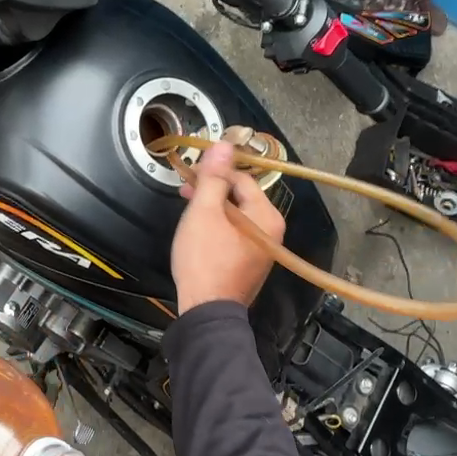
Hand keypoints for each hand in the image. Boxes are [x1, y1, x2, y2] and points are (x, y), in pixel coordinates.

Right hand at [170, 141, 284, 312]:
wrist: (206, 310)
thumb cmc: (204, 260)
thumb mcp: (204, 212)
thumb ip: (213, 178)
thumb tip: (225, 145)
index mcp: (267, 216)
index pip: (241, 178)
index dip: (214, 172)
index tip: (190, 174)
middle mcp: (271, 232)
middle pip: (240, 197)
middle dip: (212, 191)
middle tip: (185, 192)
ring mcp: (261, 251)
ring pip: (236, 217)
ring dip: (212, 209)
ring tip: (188, 212)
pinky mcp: (248, 265)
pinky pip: (234, 236)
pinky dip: (217, 228)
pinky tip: (198, 234)